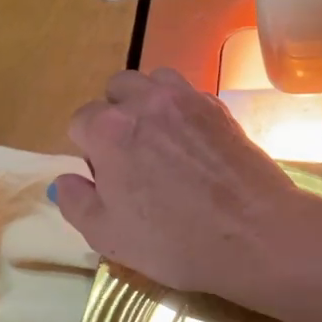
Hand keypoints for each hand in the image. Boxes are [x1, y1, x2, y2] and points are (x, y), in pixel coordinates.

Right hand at [53, 69, 321, 301]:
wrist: (254, 231)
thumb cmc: (175, 241)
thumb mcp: (108, 235)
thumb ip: (77, 202)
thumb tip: (67, 179)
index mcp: (110, 130)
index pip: (82, 120)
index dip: (88, 148)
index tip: (104, 174)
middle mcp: (148, 103)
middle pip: (119, 88)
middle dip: (116, 112)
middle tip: (129, 152)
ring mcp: (189, 100)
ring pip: (156, 80)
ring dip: (149, 100)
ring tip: (159, 139)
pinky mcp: (221, 108)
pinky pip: (191, 94)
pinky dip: (182, 109)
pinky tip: (191, 143)